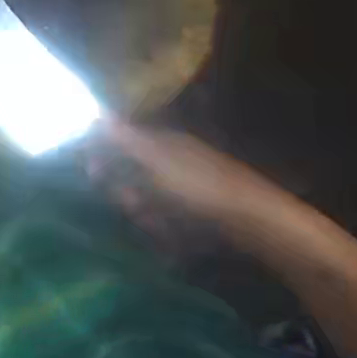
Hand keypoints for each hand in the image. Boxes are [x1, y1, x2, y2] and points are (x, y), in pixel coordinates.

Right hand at [92, 120, 315, 240]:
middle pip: (135, 172)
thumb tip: (94, 114)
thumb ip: (124, 140)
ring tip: (155, 229)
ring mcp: (193, 188)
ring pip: (152, 199)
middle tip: (131, 206)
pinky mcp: (206, 215)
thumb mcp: (156, 162)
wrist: (264, 227)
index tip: (92, 172)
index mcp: (165, 142)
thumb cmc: (202, 189)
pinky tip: (172, 243)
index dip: (104, 153)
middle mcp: (177, 160)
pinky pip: (174, 220)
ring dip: (146, 214)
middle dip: (126, 190)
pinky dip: (167, 230)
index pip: (123, 140)